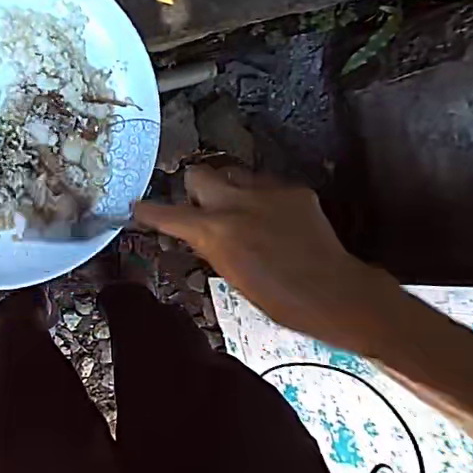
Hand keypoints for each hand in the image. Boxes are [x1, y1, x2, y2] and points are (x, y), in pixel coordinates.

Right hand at [133, 166, 410, 358]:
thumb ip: (211, 245)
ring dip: (227, 188)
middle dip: (194, 189)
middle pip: (198, 174)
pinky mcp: (294, 189)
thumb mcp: (232, 275)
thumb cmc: (278, 299)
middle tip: (201, 208)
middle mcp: (236, 202)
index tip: (139, 208)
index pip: (169, 214)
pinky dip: (260, 196)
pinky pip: (264, 183)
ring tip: (238, 210)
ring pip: (232, 172)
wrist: (333, 292)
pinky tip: (272, 218)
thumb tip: (199, 231)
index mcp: (215, 231)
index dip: (150, 212)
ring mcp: (267, 191)